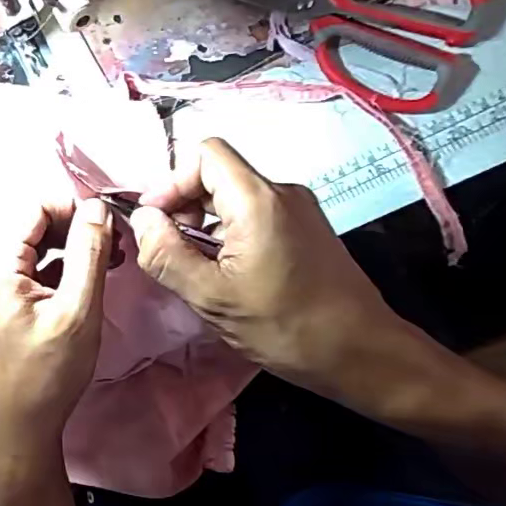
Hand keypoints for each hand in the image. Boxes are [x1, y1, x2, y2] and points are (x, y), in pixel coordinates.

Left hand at [0, 197, 113, 462]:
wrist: (22, 428)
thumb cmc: (48, 372)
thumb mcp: (78, 310)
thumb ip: (89, 252)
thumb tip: (97, 206)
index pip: (34, 208)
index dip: (73, 207)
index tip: (110, 222)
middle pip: (35, 224)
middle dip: (77, 226)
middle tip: (117, 241)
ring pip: (39, 245)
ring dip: (75, 245)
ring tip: (114, 258)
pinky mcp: (9, 301)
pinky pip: (38, 268)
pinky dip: (66, 266)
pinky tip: (96, 276)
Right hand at [129, 139, 415, 405]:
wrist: (362, 352)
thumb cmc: (286, 327)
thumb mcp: (212, 297)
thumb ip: (167, 255)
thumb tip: (142, 220)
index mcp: (258, 199)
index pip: (204, 153)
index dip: (171, 181)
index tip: (156, 222)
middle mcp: (282, 192)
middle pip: (219, 175)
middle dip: (185, 207)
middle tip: (172, 253)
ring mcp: (299, 209)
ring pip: (236, 198)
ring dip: (206, 225)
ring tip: (198, 270)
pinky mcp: (308, 229)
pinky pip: (257, 215)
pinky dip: (231, 234)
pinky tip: (228, 274)